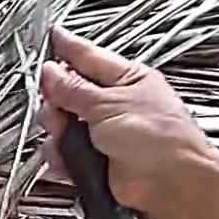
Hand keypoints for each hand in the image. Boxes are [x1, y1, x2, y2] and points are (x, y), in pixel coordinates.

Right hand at [38, 27, 216, 214]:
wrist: (169, 182)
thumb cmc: (160, 138)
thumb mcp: (109, 104)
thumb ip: (73, 89)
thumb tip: (50, 72)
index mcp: (126, 80)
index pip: (88, 57)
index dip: (65, 48)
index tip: (49, 37)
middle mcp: (113, 104)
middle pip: (67, 94)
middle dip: (55, 103)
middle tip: (55, 109)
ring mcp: (103, 132)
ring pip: (61, 126)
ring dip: (57, 134)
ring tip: (65, 137)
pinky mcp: (94, 158)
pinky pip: (63, 153)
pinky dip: (60, 157)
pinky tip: (67, 160)